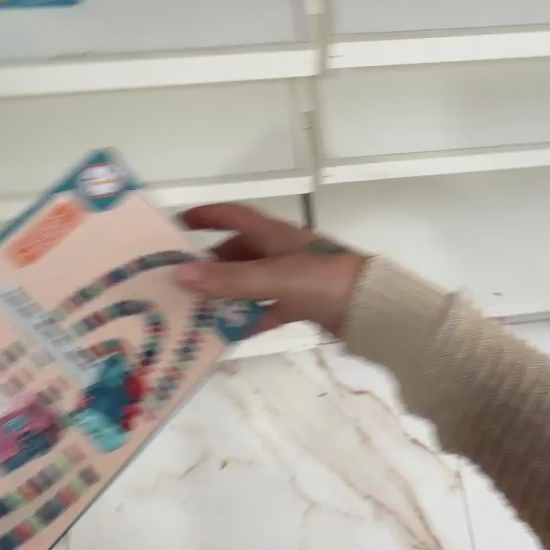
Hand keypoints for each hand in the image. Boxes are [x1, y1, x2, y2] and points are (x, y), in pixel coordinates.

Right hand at [176, 203, 365, 336]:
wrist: (372, 307)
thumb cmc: (324, 281)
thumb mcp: (275, 278)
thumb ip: (231, 279)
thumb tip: (181, 274)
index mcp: (274, 234)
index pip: (233, 216)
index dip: (206, 216)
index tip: (177, 225)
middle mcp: (281, 251)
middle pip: (238, 252)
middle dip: (210, 265)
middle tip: (179, 282)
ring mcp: (292, 277)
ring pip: (250, 282)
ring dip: (226, 294)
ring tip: (195, 311)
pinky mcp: (302, 301)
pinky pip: (266, 308)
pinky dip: (248, 318)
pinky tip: (228, 334)